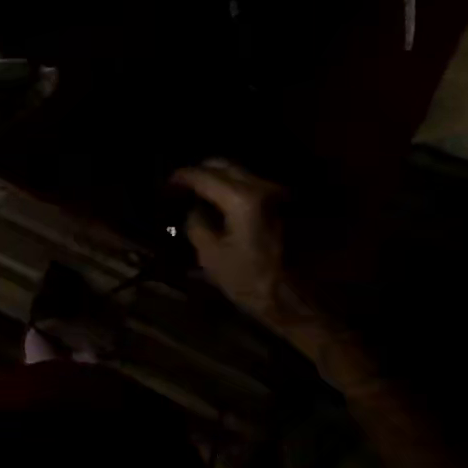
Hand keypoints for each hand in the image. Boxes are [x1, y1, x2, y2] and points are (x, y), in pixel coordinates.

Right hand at [170, 159, 315, 330]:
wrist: (299, 301)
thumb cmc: (252, 281)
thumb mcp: (210, 256)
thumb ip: (197, 223)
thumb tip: (194, 209)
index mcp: (242, 199)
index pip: (203, 176)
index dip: (181, 177)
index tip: (167, 183)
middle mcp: (263, 188)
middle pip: (225, 166)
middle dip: (200, 172)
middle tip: (182, 186)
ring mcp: (278, 195)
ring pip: (241, 174)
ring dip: (218, 180)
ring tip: (200, 196)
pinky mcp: (286, 206)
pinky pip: (252, 188)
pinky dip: (234, 190)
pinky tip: (222, 206)